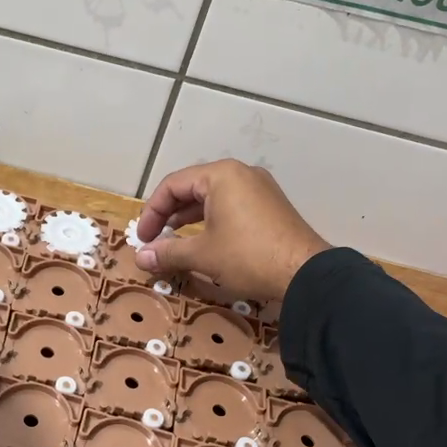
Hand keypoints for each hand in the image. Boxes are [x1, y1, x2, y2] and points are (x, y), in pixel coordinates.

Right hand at [134, 160, 330, 303]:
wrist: (305, 273)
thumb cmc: (247, 256)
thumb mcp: (202, 255)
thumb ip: (167, 252)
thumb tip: (141, 258)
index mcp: (221, 175)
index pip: (173, 185)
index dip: (152, 212)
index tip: (143, 239)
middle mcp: (240, 174)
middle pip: (192, 187)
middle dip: (169, 214)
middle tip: (155, 239)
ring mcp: (259, 188)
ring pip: (212, 197)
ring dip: (189, 219)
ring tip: (174, 241)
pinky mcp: (270, 206)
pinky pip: (231, 206)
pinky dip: (212, 221)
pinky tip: (204, 242)